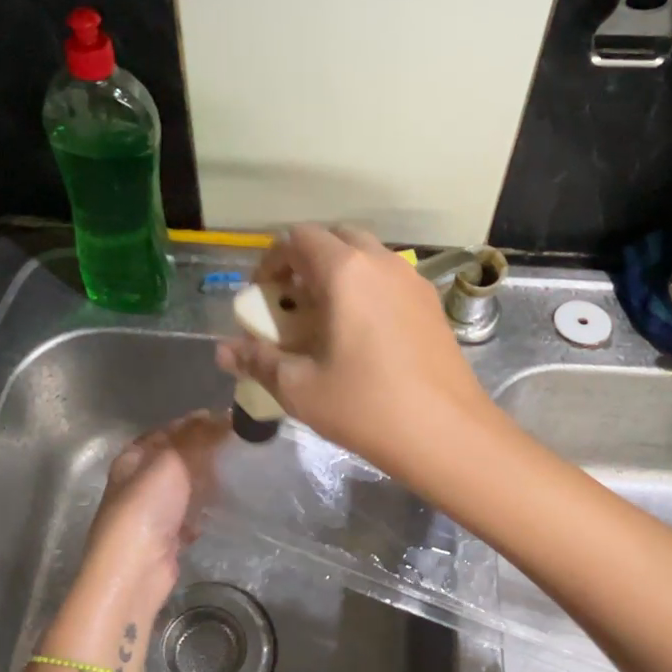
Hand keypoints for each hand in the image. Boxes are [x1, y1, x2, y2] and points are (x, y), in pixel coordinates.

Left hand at [79, 410, 228, 608]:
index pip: (167, 431)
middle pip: (176, 460)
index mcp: (133, 458)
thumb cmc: (148, 506)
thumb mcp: (173, 460)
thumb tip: (225, 415)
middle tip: (239, 448)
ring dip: (206, 483)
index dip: (196, 424)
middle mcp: (138, 482)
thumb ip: (199, 437)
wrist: (134, 569)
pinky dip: (202, 513)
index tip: (229, 421)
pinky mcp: (164, 539)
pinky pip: (188, 517)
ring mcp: (150, 513)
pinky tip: (221, 510)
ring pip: (183, 489)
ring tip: (237, 475)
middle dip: (204, 454)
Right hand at [215, 224, 492, 469]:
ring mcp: (413, 281)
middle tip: (291, 304)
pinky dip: (366, 291)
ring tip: (324, 321)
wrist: (447, 434)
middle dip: (306, 262)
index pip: (298, 238)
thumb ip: (258, 361)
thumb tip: (224, 351)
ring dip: (338, 275)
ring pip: (366, 258)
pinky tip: (360, 337)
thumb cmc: (365, 407)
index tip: (262, 297)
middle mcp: (382, 263)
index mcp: (345, 271)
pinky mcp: (431, 305)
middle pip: (335, 239)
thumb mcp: (299, 388)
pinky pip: (389, 280)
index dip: (271, 261)